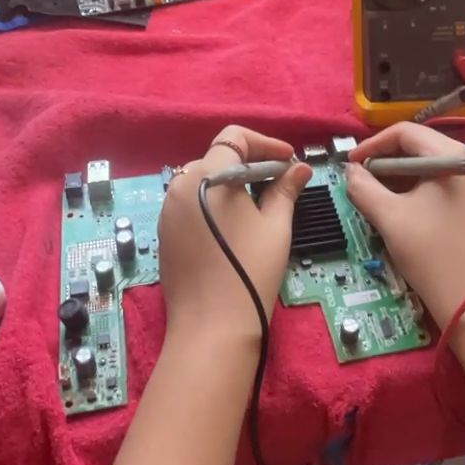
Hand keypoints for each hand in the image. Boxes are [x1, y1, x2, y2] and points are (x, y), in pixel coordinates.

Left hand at [157, 126, 312, 354]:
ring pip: (203, 181)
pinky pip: (191, 204)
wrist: (212, 326)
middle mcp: (180, 185)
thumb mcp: (276, 225)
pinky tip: (235, 225)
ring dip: (231, 183)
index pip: (234, 137)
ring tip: (260, 202)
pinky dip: (214, 203)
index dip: (265, 143)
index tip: (288, 159)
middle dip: (250, 162)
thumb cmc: (250, 270)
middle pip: (218, 157)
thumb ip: (285, 189)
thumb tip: (300, 168)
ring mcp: (168, 210)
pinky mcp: (165, 232)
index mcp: (207, 174)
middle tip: (280, 180)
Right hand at [345, 124, 464, 337]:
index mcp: (452, 156)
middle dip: (385, 162)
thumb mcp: (390, 217)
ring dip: (399, 178)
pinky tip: (400, 211)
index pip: (406, 132)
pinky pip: (442, 186)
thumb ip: (363, 187)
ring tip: (375, 198)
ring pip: (429, 168)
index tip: (349, 165)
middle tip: (360, 182)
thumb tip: (351, 171)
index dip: (372, 145)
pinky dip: (417, 192)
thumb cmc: (433, 255)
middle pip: (418, 147)